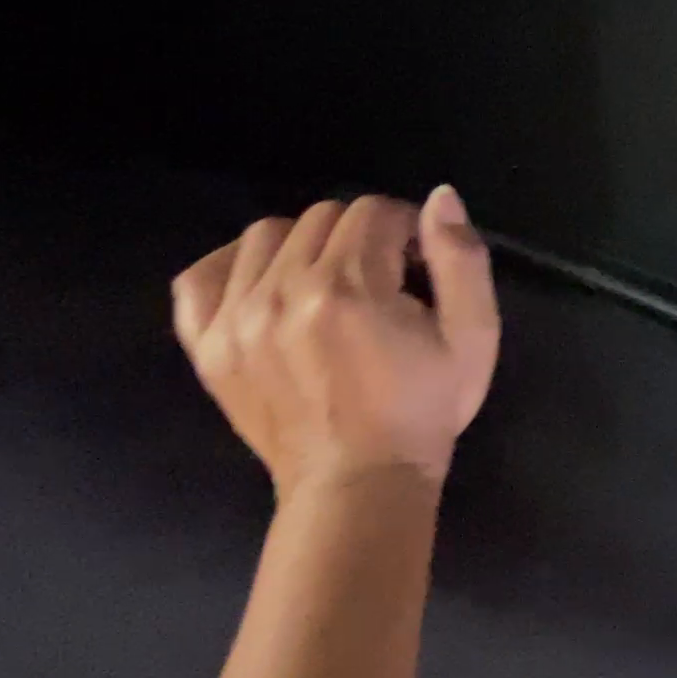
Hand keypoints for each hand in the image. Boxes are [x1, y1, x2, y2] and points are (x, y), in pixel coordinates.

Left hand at [171, 187, 500, 501]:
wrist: (359, 481)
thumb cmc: (427, 405)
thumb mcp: (474, 333)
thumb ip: (461, 259)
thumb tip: (441, 196)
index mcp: (351, 290)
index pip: (376, 211)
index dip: (410, 230)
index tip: (424, 268)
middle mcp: (282, 294)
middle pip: (323, 216)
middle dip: (365, 235)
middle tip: (388, 281)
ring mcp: (234, 321)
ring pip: (267, 234)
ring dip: (309, 245)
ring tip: (337, 286)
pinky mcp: (206, 346)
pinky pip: (202, 275)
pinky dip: (239, 266)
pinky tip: (273, 286)